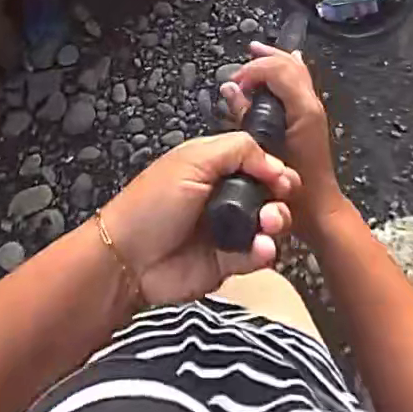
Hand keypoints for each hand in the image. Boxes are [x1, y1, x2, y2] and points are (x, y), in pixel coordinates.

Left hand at [97, 132, 300, 304]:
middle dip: (280, 195)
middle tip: (278, 199)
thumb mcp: (193, 160)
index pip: (255, 160)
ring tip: (268, 224)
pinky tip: (261, 248)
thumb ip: (236, 150)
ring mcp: (228, 228)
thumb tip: (274, 163)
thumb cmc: (154, 201)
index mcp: (213, 165)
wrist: (130, 257)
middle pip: (268, 192)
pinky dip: (266, 251)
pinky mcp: (230, 261)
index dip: (272, 167)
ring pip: (269, 223)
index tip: (282, 177)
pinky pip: (259, 254)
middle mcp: (223, 194)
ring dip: (276, 221)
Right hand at [221, 42, 345, 216]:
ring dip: (273, 60)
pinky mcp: (310, 117)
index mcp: (303, 110)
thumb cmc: (291, 188)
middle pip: (289, 64)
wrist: (318, 209)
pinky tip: (278, 67)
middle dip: (263, 59)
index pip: (278, 70)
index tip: (236, 83)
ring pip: (296, 70)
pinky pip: (298, 81)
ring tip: (256, 53)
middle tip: (242, 65)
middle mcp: (311, 105)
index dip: (253, 70)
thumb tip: (230, 89)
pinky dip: (283, 70)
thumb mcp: (262, 152)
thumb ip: (245, 117)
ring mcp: (313, 110)